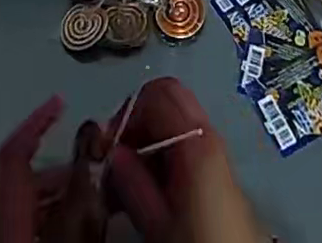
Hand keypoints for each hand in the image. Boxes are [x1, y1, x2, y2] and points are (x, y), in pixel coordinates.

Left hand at [0, 97, 107, 242]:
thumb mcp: (72, 233)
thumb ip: (83, 186)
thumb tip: (95, 136)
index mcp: (1, 214)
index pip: (12, 153)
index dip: (36, 121)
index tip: (61, 101)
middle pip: (17, 176)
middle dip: (58, 165)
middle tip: (93, 165)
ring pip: (18, 199)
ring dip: (53, 189)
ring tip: (89, 196)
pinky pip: (14, 218)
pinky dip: (42, 209)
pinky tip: (68, 220)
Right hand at [103, 78, 261, 242]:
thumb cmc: (197, 240)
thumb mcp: (158, 221)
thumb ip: (134, 184)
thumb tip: (111, 152)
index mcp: (194, 139)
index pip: (158, 94)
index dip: (128, 113)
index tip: (109, 146)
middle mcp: (206, 129)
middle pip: (166, 96)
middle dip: (135, 119)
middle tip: (115, 157)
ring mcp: (211, 140)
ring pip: (172, 114)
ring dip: (145, 134)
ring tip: (124, 175)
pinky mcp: (211, 155)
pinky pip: (180, 133)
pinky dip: (158, 145)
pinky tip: (144, 181)